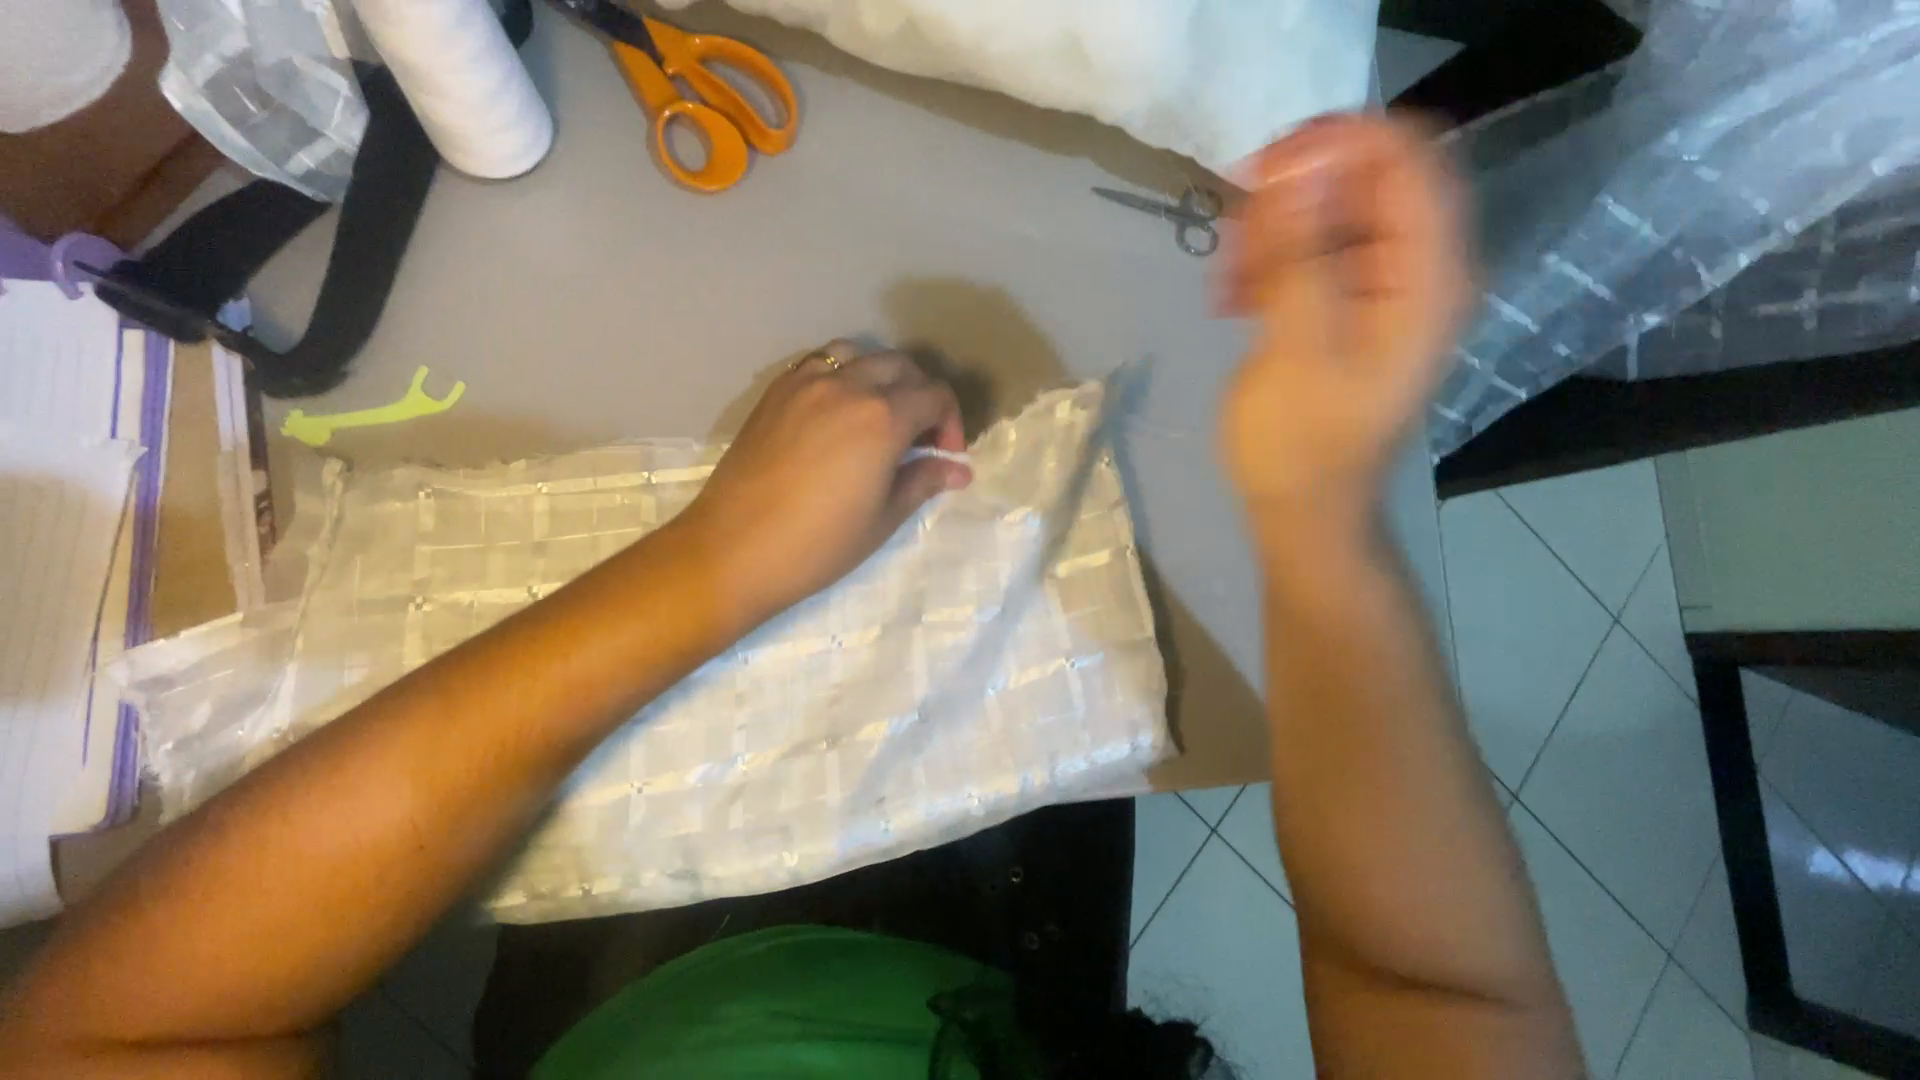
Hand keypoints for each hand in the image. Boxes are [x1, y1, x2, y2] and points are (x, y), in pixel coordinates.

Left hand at [670, 340, 972, 629]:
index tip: (944, 458)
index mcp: (882, 417)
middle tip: (918, 439)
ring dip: (881, 377)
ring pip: (859, 355)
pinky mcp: (776, 392)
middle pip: (901, 367)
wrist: (734, 549)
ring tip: (879, 415)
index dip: (950, 424)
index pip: (935, 395)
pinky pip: (820, 363)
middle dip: (921, 396)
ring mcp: (806, 383)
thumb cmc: (818, 544)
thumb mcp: (883, 519)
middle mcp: (847, 386)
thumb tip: (958, 469)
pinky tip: (838, 412)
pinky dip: (841, 375)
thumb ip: (922, 481)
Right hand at [1218, 114, 1468, 521]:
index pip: (1407, 160)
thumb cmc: (1300, 446)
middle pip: (1367, 180)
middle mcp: (1417, 270)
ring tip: (1228, 278)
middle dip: (1296, 194)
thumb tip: (1295, 170)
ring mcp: (1382, 290)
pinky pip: (1313, 252)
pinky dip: (1271, 261)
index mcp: (1426, 277)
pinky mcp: (1347, 308)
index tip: (1262, 170)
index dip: (1338, 143)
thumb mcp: (1296, 352)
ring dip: (1274, 231)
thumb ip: (1300, 259)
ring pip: (1332, 214)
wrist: (1303, 512)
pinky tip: (1233, 296)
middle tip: (1235, 233)